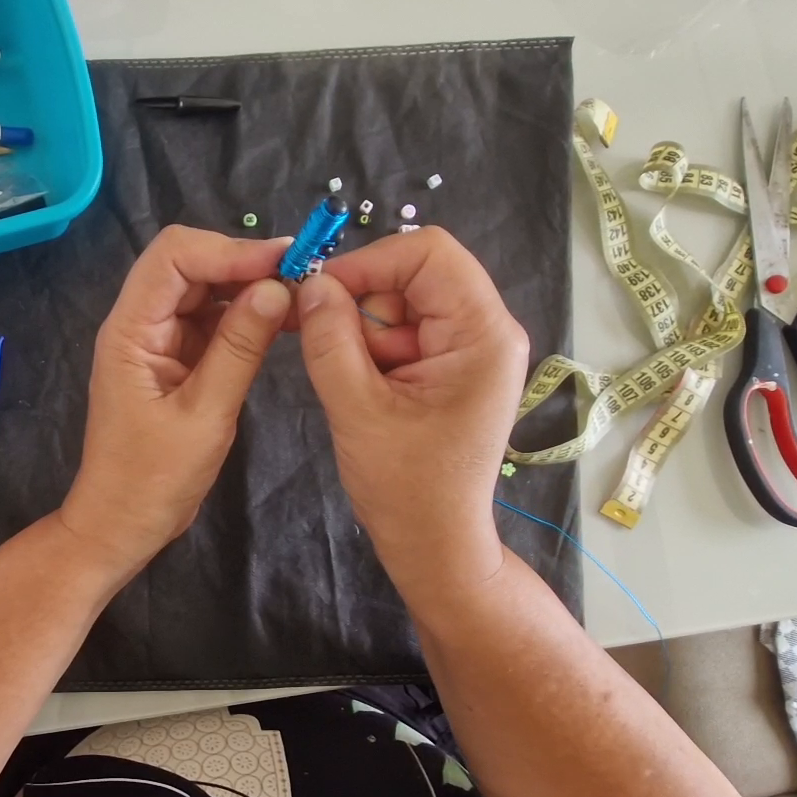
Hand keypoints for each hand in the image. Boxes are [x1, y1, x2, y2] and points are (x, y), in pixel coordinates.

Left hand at [59, 226, 293, 570]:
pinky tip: (280, 324)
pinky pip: (209, 327)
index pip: (174, 256)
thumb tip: (276, 288)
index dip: (229, 249)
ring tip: (301, 299)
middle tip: (303, 278)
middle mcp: (139, 326)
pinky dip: (243, 320)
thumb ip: (239, 348)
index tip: (285, 262)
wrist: (122, 524)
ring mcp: (156, 345)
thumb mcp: (204, 414)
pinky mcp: (174, 365)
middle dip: (243, 264)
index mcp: (131, 330)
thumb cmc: (154, 478)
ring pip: (203, 294)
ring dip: (248, 290)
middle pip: (189, 267)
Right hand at [296, 227, 528, 584]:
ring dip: (364, 337)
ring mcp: (470, 352)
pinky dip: (372, 355)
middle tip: (328, 349)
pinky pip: (404, 337)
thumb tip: (310, 285)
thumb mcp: (356, 409)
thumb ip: (330, 341)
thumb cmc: (403, 485)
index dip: (368, 262)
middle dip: (363, 307)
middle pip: (414, 277)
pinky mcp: (450, 371)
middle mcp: (486, 332)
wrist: (433, 543)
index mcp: (482, 334)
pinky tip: (363, 394)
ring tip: (354, 390)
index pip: (428, 253)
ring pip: (402, 307)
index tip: (318, 293)